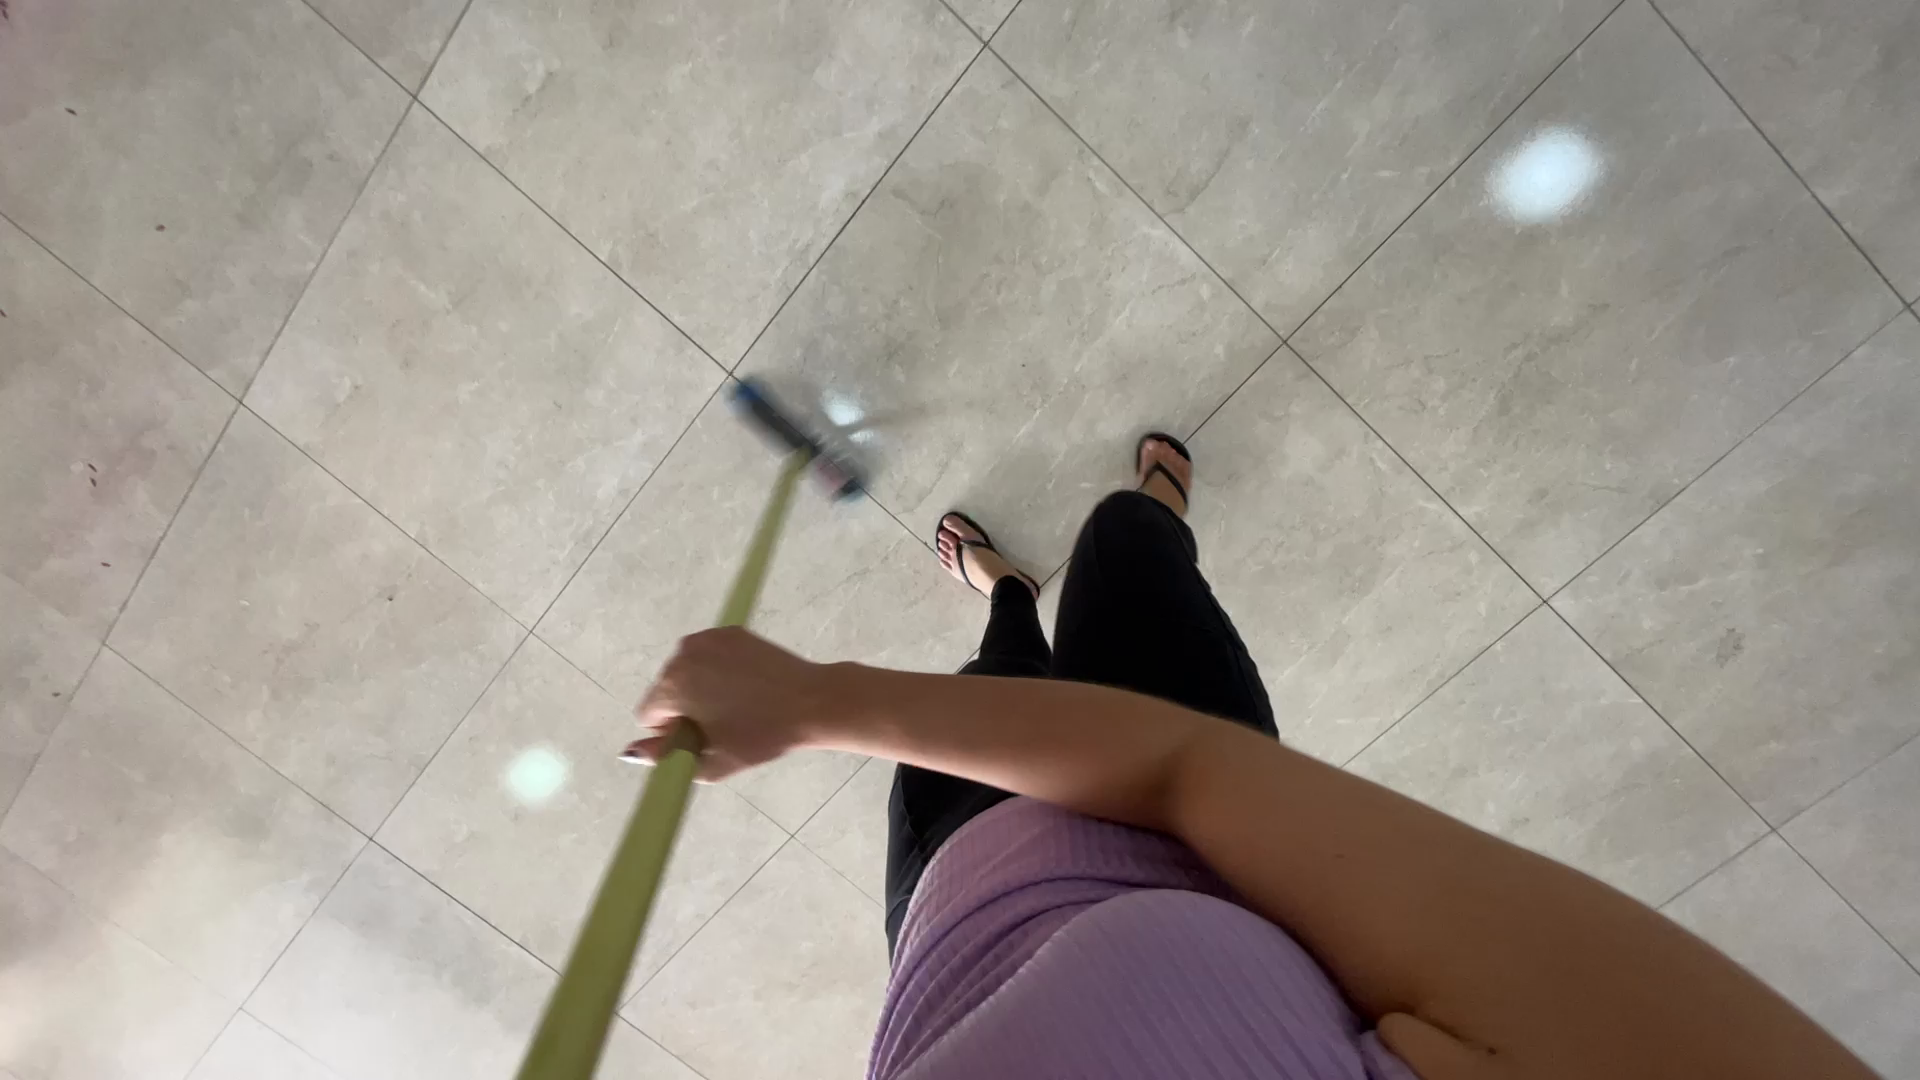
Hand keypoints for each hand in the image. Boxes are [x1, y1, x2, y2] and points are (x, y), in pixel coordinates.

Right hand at [623, 627, 831, 780]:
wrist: (812, 700)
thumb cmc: (762, 735)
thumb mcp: (712, 761)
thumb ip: (666, 758)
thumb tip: (632, 752)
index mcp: (673, 685)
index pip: (648, 714)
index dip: (671, 732)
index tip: (702, 737)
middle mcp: (684, 653)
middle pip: (666, 689)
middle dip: (684, 707)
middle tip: (723, 721)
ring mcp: (709, 637)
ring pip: (687, 670)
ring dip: (700, 687)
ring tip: (737, 703)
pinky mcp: (732, 631)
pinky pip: (709, 655)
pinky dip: (718, 669)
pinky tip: (745, 683)